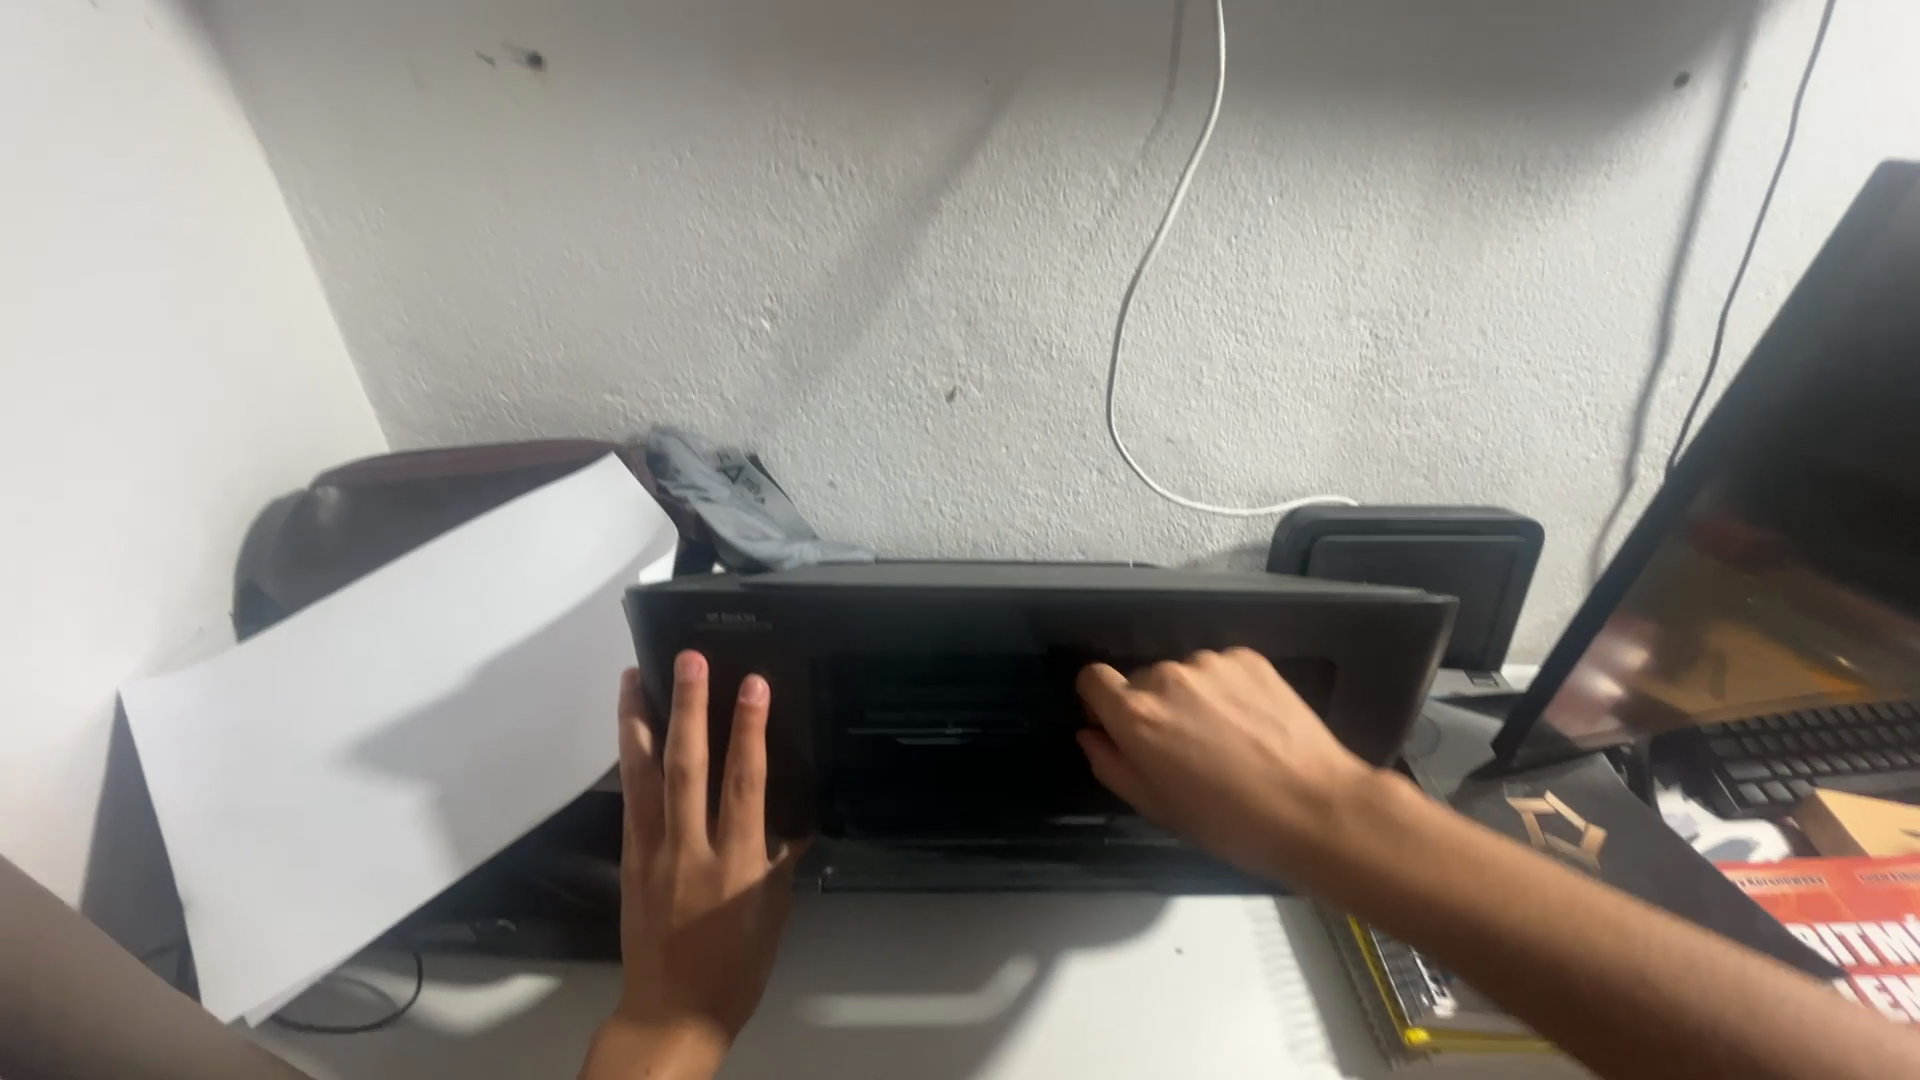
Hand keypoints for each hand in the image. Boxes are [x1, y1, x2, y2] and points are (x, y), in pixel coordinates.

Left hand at [582, 652, 802, 1078]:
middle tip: (687, 660)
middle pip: (688, 768)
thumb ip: (782, 858)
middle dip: (689, 709)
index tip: (751, 684)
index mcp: (737, 862)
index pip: (744, 783)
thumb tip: (800, 818)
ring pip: (644, 776)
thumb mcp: (774, 911)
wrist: (671, 1014)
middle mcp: (690, 849)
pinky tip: (629, 730)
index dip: (749, 730)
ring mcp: (652, 851)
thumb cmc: (736, 965)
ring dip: (640, 722)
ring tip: (635, 677)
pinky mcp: (629, 858)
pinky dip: (629, 758)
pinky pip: (630, 798)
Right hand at [1075, 648, 1383, 886]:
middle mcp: (1165, 676)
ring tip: (1227, 738)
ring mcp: (1210, 663)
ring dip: (1191, 699)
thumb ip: (1111, 765)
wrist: (1317, 809)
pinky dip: (1225, 690)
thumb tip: (1091, 734)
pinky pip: (1219, 669)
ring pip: (1182, 675)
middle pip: (1140, 681)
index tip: (1118, 727)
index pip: (1092, 678)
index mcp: (1135, 714)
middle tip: (1185, 748)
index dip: (1099, 702)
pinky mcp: (1248, 658)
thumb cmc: (1230, 822)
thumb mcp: (1157, 808)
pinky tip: (1251, 724)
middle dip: (1151, 708)